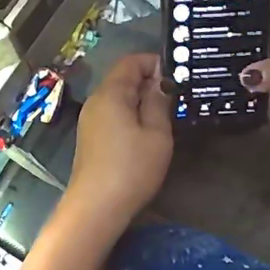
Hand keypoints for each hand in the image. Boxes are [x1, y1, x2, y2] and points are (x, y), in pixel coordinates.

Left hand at [62, 54, 172, 229]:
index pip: (131, 61)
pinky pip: (113, 115)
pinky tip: (147, 134)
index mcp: (111, 93)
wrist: (96, 208)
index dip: (155, 62)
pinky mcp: (91, 138)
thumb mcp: (156, 133)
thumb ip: (159, 102)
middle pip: (123, 79)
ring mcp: (90, 121)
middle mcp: (96, 101)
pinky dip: (131, 116)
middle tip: (177, 97)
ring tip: (166, 116)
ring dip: (142, 101)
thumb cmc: (132, 168)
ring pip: (119, 99)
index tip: (178, 74)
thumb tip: (160, 82)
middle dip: (150, 82)